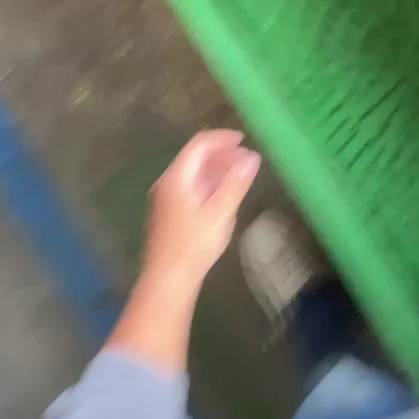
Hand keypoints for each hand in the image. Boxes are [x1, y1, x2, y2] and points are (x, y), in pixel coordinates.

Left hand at [106, 131, 260, 375]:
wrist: (167, 280)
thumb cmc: (193, 245)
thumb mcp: (220, 213)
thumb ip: (236, 183)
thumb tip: (252, 157)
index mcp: (177, 178)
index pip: (199, 145)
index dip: (221, 139)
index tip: (243, 140)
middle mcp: (168, 183)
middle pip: (195, 158)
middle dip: (222, 154)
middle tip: (247, 158)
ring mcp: (166, 199)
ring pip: (193, 173)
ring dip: (216, 169)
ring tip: (240, 174)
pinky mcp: (169, 213)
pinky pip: (190, 187)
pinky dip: (209, 183)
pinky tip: (223, 195)